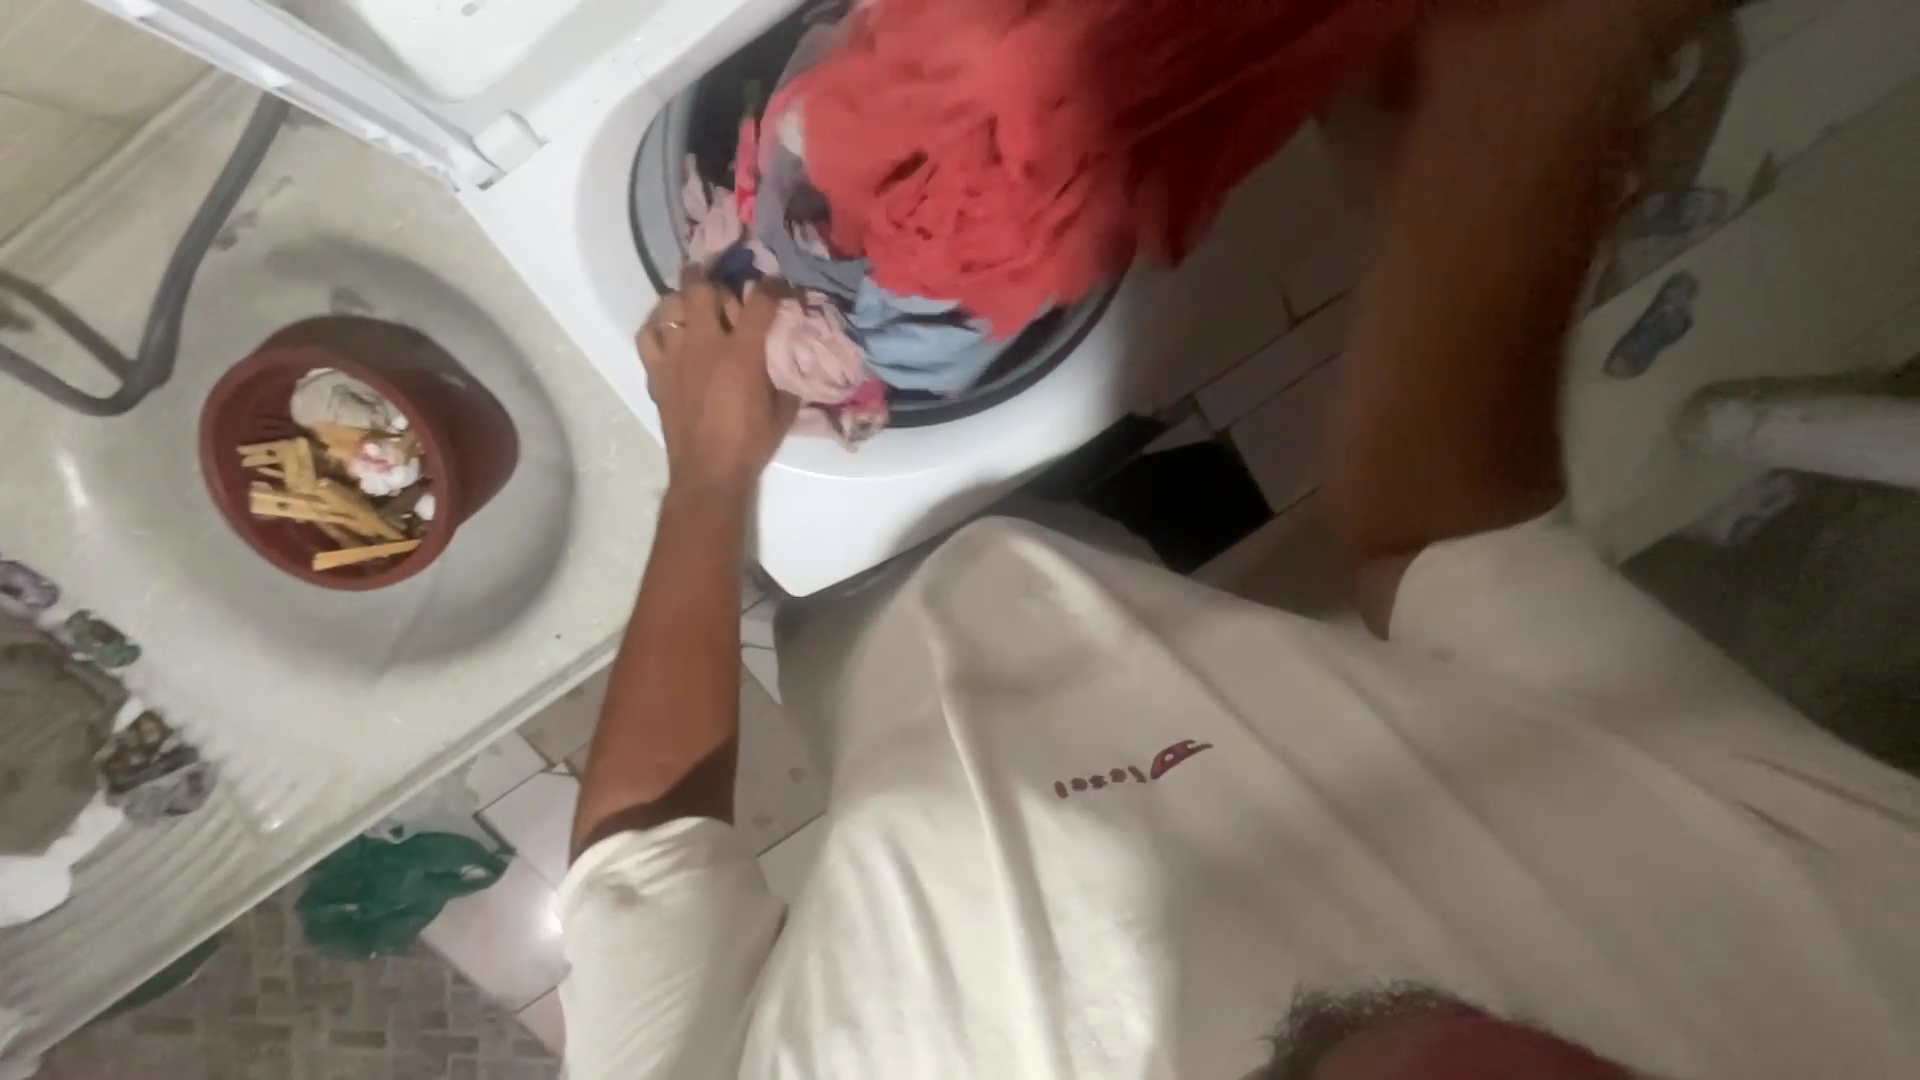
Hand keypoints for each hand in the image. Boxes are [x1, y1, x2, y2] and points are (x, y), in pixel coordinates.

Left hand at [639, 267, 798, 494]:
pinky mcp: (656, 371)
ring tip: (696, 308)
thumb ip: (785, 377)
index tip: (778, 287)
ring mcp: (675, 356)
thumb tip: (789, 357)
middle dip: (717, 283)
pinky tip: (671, 333)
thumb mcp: (783, 411)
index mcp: (743, 354)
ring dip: (685, 300)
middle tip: (725, 295)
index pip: (760, 301)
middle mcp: (706, 344)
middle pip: (704, 288)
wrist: (708, 473)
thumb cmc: (751, 444)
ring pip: (670, 303)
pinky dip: (659, 326)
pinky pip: (648, 333)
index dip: (773, 287)